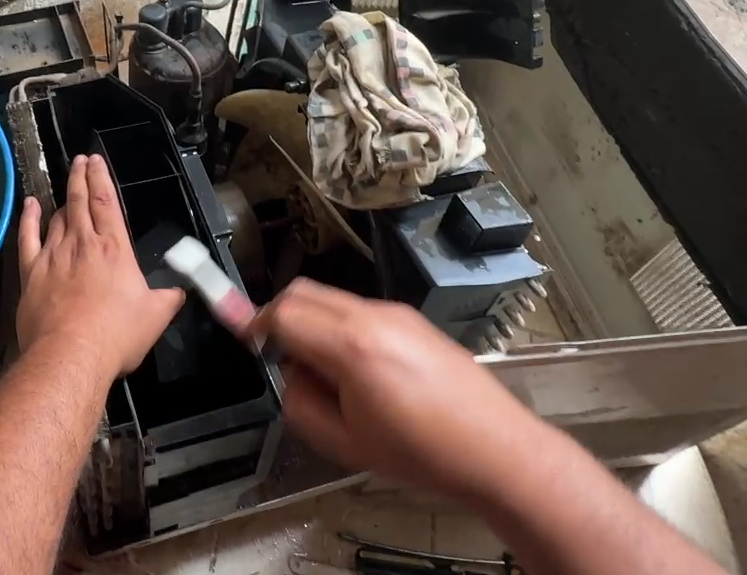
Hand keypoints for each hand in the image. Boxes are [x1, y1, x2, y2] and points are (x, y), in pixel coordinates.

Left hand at [16, 154, 185, 384]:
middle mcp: (82, 243)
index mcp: (113, 248)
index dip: (101, 178)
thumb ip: (168, 299)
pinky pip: (27, 236)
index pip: (106, 202)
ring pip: (57, 217)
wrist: (70, 354)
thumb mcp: (155, 317)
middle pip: (79, 200)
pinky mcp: (31, 272)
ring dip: (62, 198)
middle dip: (80, 176)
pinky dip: (28, 218)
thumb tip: (179, 292)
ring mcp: (53, 255)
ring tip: (66, 187)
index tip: (96, 161)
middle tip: (80, 160)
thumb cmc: (115, 335)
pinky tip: (30, 204)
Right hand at [252, 279, 555, 503]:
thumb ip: (300, 403)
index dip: (255, 325)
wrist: (499, 453)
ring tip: (324, 370)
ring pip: (328, 297)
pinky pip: (356, 308)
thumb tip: (287, 376)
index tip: (246, 339)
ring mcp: (394, 313)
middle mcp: (372, 317)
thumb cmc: (427, 455)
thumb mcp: (346, 443)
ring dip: (309, 321)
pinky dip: (337, 324)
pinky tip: (355, 368)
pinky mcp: (410, 318)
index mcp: (352, 347)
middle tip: (275, 351)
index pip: (283, 313)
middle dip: (278, 315)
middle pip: (301, 291)